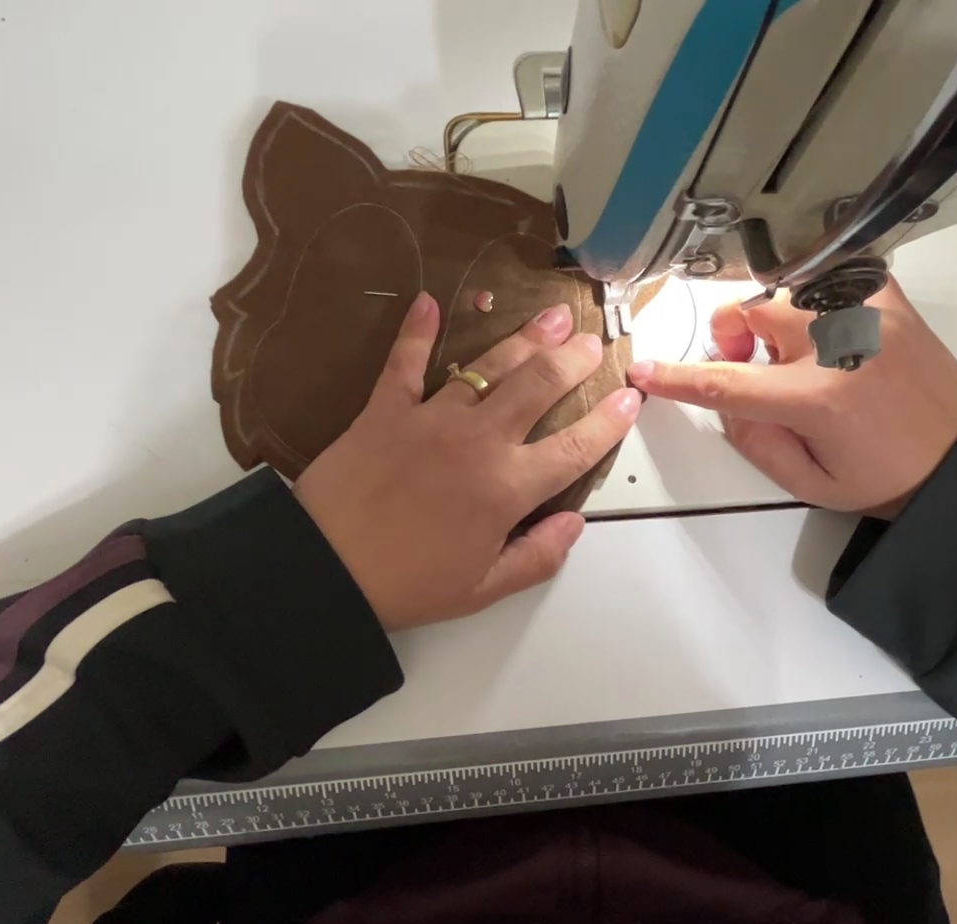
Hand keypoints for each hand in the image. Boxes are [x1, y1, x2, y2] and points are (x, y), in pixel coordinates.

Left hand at [295, 293, 640, 630]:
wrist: (326, 567)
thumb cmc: (408, 584)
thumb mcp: (483, 588)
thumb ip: (538, 556)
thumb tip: (576, 523)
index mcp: (508, 488)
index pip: (575, 448)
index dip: (609, 422)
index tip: (630, 398)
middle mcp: (480, 441)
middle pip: (539, 387)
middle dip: (573, 361)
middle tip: (592, 341)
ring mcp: (432, 418)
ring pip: (489, 367)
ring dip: (524, 338)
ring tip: (551, 317)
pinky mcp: (385, 409)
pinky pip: (405, 361)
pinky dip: (417, 331)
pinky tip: (429, 302)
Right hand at [628, 277, 956, 516]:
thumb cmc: (886, 477)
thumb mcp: (807, 482)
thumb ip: (753, 440)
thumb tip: (726, 399)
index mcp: (820, 399)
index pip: (726, 383)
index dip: (677, 377)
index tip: (645, 371)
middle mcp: (843, 344)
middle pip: (750, 309)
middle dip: (732, 334)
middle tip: (750, 363)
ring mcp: (870, 313)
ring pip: (784, 288)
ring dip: (771, 318)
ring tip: (796, 352)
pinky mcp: (890, 299)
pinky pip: (827, 278)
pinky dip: (811, 301)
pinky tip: (825, 333)